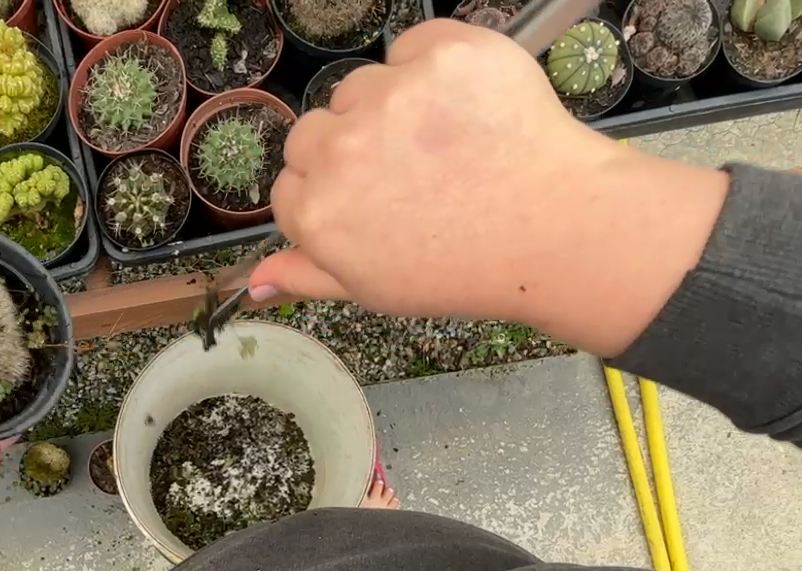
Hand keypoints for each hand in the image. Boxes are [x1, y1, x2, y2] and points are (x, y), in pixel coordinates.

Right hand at [250, 19, 729, 355]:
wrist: (548, 230)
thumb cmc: (453, 271)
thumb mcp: (369, 290)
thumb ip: (306, 276)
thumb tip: (252, 282)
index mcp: (316, 213)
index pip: (289, 187)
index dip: (324, 199)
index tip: (361, 209)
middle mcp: (339, 151)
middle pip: (311, 135)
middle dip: (343, 154)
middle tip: (398, 179)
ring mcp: (389, 97)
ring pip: (357, 90)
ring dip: (382, 111)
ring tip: (434, 146)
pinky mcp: (442, 52)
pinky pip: (411, 49)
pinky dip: (428, 70)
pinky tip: (457, 111)